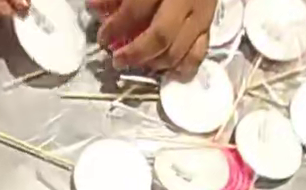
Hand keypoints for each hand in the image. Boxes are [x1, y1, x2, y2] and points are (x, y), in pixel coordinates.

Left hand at [96, 0, 215, 75]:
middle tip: (118, 60)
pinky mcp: (209, 22)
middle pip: (160, 36)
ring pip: (178, 50)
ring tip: (138, 62)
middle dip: (135, 53)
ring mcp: (202, 10)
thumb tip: (96, 7)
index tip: (102, 37)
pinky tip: (162, 67)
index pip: (136, 7)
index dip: (115, 26)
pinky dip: (179, 67)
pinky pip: (197, 54)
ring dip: (153, 63)